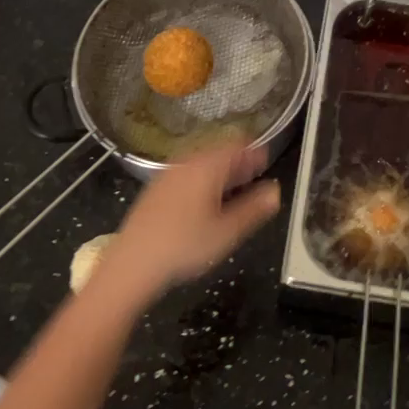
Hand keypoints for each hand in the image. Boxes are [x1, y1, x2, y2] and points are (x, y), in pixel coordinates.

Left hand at [99, 143, 280, 300]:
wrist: (133, 261)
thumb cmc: (184, 245)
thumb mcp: (227, 231)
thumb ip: (254, 209)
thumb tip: (275, 193)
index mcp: (206, 167)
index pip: (236, 146)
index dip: (254, 151)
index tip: (265, 160)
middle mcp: (185, 164)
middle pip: (217, 152)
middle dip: (237, 161)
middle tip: (253, 173)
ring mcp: (167, 175)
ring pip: (200, 164)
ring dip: (219, 171)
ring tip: (232, 187)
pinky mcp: (156, 190)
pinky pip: (186, 174)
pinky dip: (201, 180)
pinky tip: (204, 200)